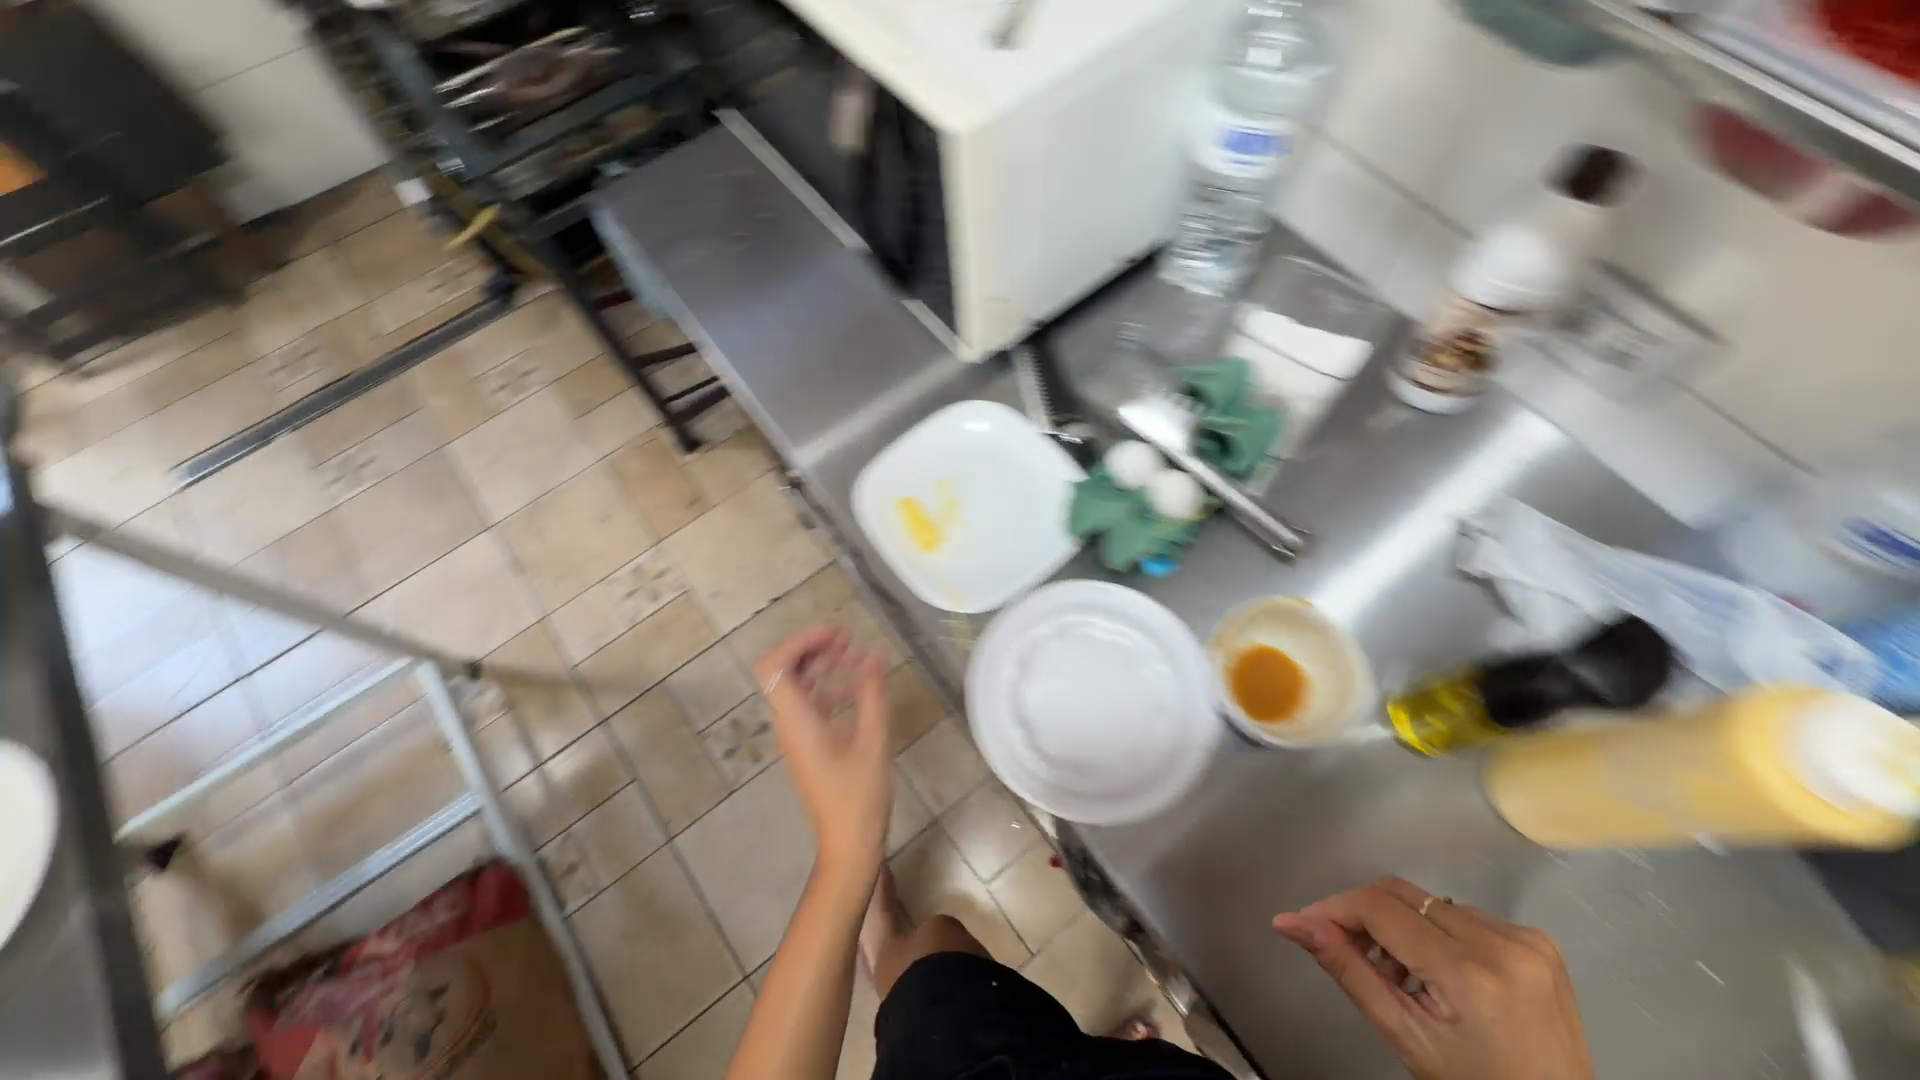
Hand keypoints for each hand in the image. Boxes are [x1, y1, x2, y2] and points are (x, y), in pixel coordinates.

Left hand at [756, 626, 891, 878]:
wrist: (848, 842)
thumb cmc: (859, 795)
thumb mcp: (874, 741)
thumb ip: (873, 694)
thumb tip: (873, 655)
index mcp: (796, 720)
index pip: (774, 666)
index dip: (800, 641)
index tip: (835, 634)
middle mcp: (789, 723)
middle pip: (785, 671)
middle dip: (813, 648)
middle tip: (847, 640)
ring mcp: (797, 735)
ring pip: (800, 687)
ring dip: (824, 666)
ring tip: (858, 656)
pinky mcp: (810, 746)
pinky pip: (812, 705)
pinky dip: (832, 689)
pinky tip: (861, 688)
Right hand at [1272, 877, 1590, 1079]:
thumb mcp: (1402, 1033)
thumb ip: (1345, 968)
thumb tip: (1289, 921)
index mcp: (1468, 974)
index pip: (1379, 908)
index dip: (1334, 908)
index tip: (1306, 923)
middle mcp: (1503, 944)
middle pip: (1404, 895)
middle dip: (1364, 914)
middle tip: (1347, 949)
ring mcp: (1528, 939)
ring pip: (1431, 903)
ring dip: (1402, 926)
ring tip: (1400, 974)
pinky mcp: (1540, 941)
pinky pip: (1466, 915)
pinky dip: (1439, 934)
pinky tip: (1439, 972)